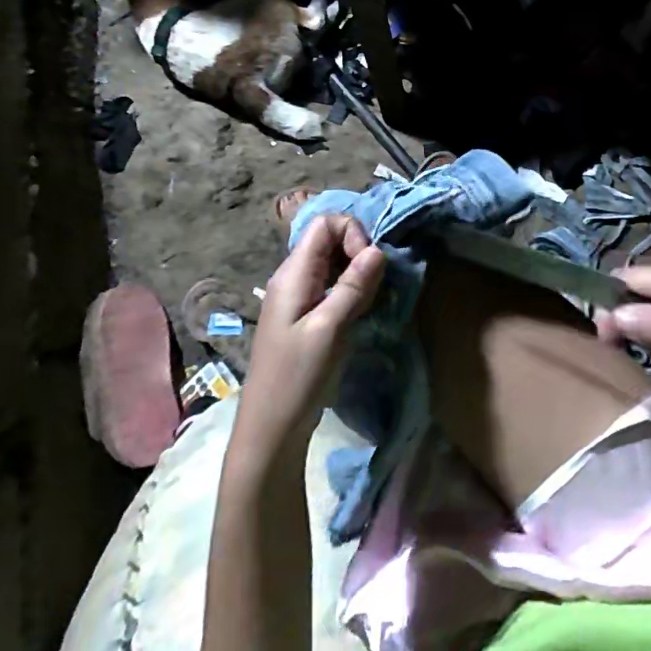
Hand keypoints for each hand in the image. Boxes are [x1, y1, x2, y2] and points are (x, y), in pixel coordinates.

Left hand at [231, 215, 385, 465]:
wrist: (272, 426)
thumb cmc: (297, 377)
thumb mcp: (329, 329)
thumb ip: (353, 287)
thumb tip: (378, 249)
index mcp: (293, 274)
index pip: (325, 224)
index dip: (353, 233)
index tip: (370, 265)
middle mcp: (296, 277)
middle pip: (331, 239)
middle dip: (360, 252)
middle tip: (374, 287)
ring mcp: (302, 296)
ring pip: (336, 262)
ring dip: (360, 273)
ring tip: (371, 301)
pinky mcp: (310, 314)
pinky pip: (335, 285)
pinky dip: (354, 290)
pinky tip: (363, 311)